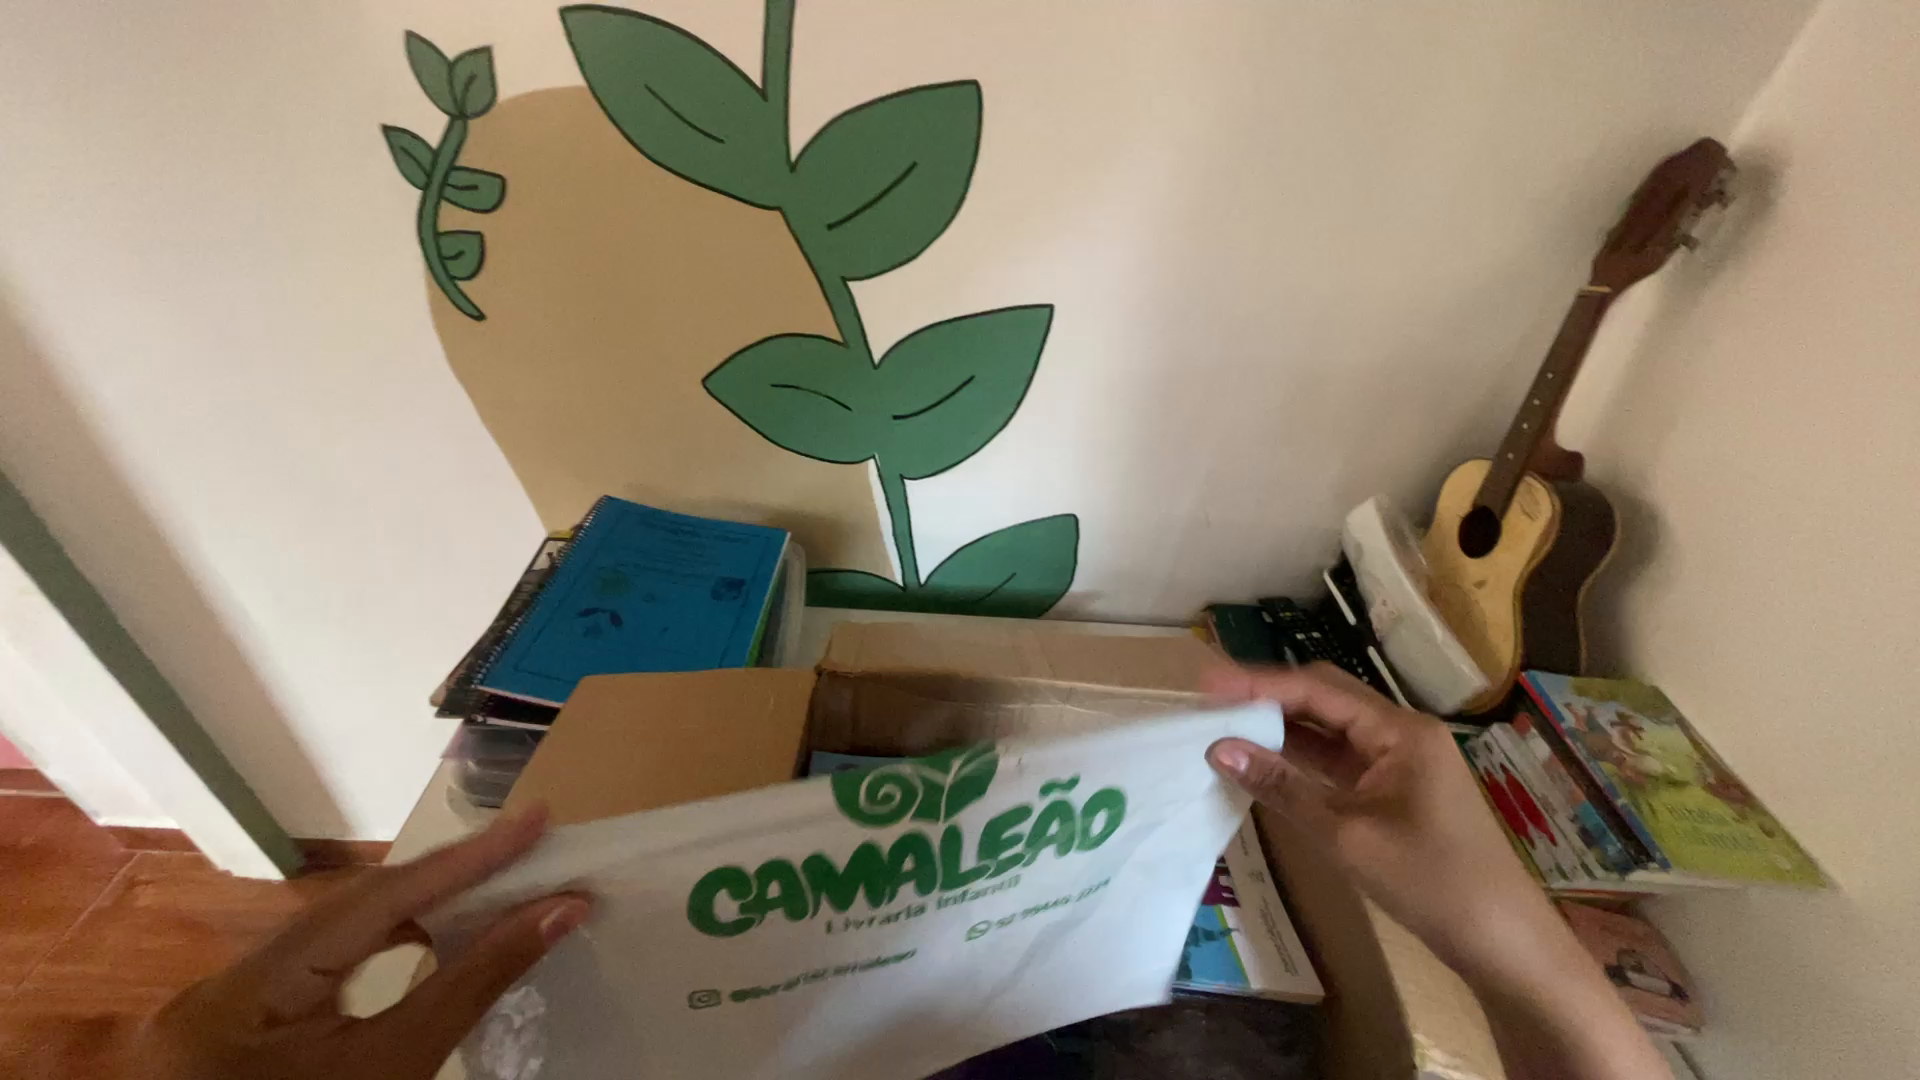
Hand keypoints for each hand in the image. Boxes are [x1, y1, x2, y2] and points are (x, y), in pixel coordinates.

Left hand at [112, 804, 589, 1079]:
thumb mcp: (402, 1062)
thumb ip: (479, 977)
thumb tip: (563, 907)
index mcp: (245, 993)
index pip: (379, 900)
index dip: (467, 858)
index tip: (537, 818)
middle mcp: (228, 982)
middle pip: (363, 902)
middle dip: (453, 871)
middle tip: (530, 840)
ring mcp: (235, 998)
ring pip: (351, 922)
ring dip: (431, 898)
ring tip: (503, 875)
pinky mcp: (254, 1015)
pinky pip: (338, 951)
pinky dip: (399, 931)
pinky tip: (442, 926)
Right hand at [1205, 662, 1544, 976]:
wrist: (1505, 946)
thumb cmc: (1431, 883)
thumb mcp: (1346, 835)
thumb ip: (1281, 786)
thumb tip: (1217, 749)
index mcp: (1399, 731)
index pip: (1316, 691)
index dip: (1259, 684)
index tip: (1208, 683)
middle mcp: (1399, 732)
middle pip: (1323, 697)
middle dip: (1266, 695)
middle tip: (1211, 697)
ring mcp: (1397, 759)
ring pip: (1327, 727)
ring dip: (1279, 725)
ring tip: (1225, 722)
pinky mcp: (1391, 786)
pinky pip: (1335, 758)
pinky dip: (1297, 756)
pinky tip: (1262, 758)